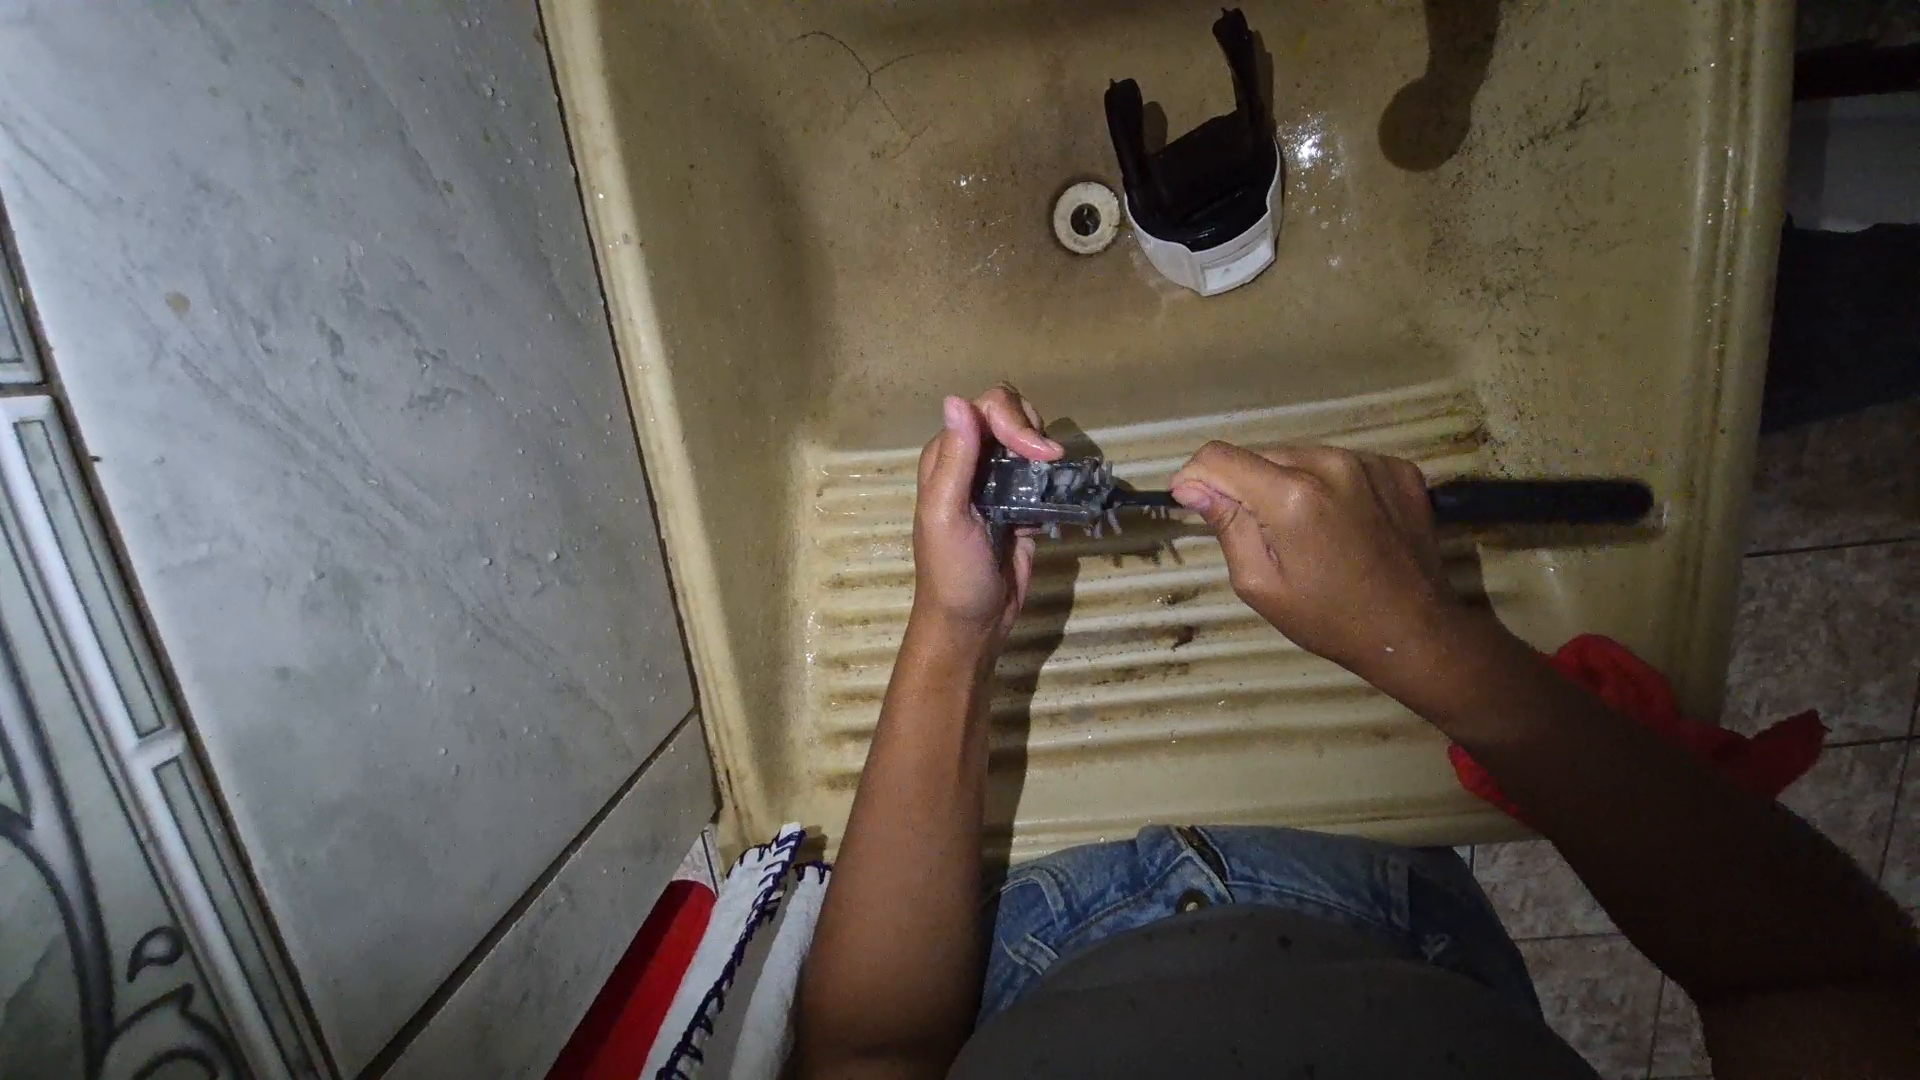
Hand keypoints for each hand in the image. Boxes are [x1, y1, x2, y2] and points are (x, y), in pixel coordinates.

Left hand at [910, 385, 1062, 645]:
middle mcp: (970, 462)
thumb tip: (956, 399)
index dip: (1014, 421)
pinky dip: (1054, 481)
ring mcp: (997, 484)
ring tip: (1054, 479)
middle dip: (1033, 429)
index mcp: (945, 457)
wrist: (973, 623)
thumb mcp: (946, 515)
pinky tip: (1057, 500)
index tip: (1039, 453)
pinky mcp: (1021, 505)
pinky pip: (1041, 477)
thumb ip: (955, 459)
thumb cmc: (953, 572)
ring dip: (1046, 453)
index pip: (984, 408)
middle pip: (1008, 415)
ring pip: (1028, 442)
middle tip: (1049, 461)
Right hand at [1170, 441, 1464, 674]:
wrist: (1416, 632)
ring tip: (1305, 530)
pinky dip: (1326, 485)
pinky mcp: (1397, 468)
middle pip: (1259, 455)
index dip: (1195, 477)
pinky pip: (1339, 463)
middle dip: (1244, 486)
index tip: (1194, 503)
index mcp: (1291, 495)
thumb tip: (1190, 487)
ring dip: (1285, 483)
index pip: (1217, 457)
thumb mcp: (1259, 583)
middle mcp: (1330, 463)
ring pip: (1298, 456)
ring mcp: (1370, 461)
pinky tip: (1341, 523)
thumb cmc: (1328, 618)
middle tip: (1260, 535)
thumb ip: (1226, 526)